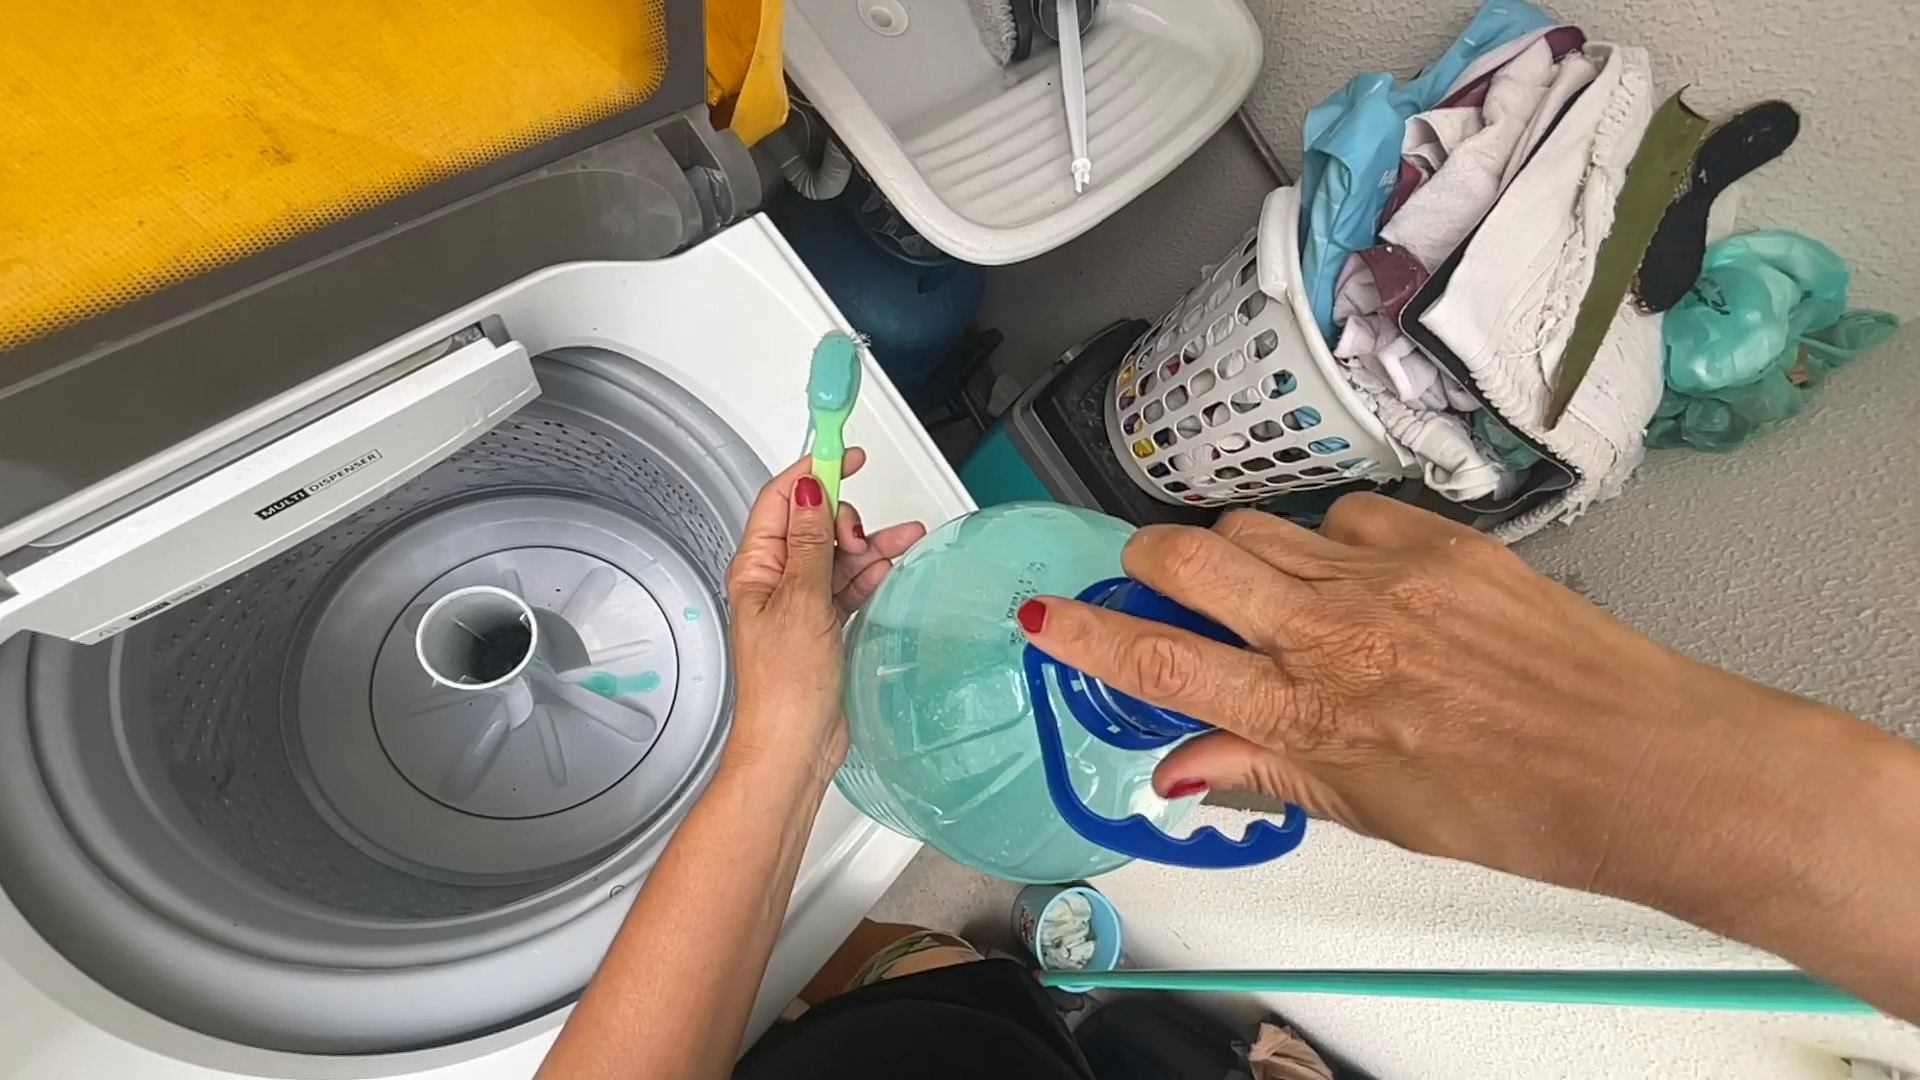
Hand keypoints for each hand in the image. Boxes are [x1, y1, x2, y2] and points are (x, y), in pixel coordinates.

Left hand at [725, 449, 926, 779]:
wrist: (795, 746)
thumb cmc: (783, 688)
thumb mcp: (801, 602)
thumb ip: (811, 544)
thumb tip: (811, 493)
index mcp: (756, 567)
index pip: (781, 500)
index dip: (813, 472)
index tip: (844, 455)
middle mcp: (777, 579)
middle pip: (814, 523)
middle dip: (844, 517)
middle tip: (859, 534)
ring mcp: (803, 601)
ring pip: (838, 552)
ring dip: (869, 543)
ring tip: (903, 537)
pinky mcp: (826, 621)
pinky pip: (851, 582)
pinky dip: (872, 571)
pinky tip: (893, 562)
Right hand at [1016, 494, 1877, 914]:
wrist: (1650, 762)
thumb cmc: (1505, 805)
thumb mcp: (1362, 811)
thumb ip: (1254, 773)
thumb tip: (1175, 768)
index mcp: (1304, 711)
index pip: (1160, 665)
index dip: (1084, 636)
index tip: (1038, 614)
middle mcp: (1327, 632)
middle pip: (1184, 557)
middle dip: (1144, 561)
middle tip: (1153, 583)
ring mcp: (1378, 574)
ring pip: (1247, 525)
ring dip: (1229, 554)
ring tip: (1263, 589)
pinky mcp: (1430, 537)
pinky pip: (1332, 514)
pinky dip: (1317, 542)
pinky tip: (1348, 576)